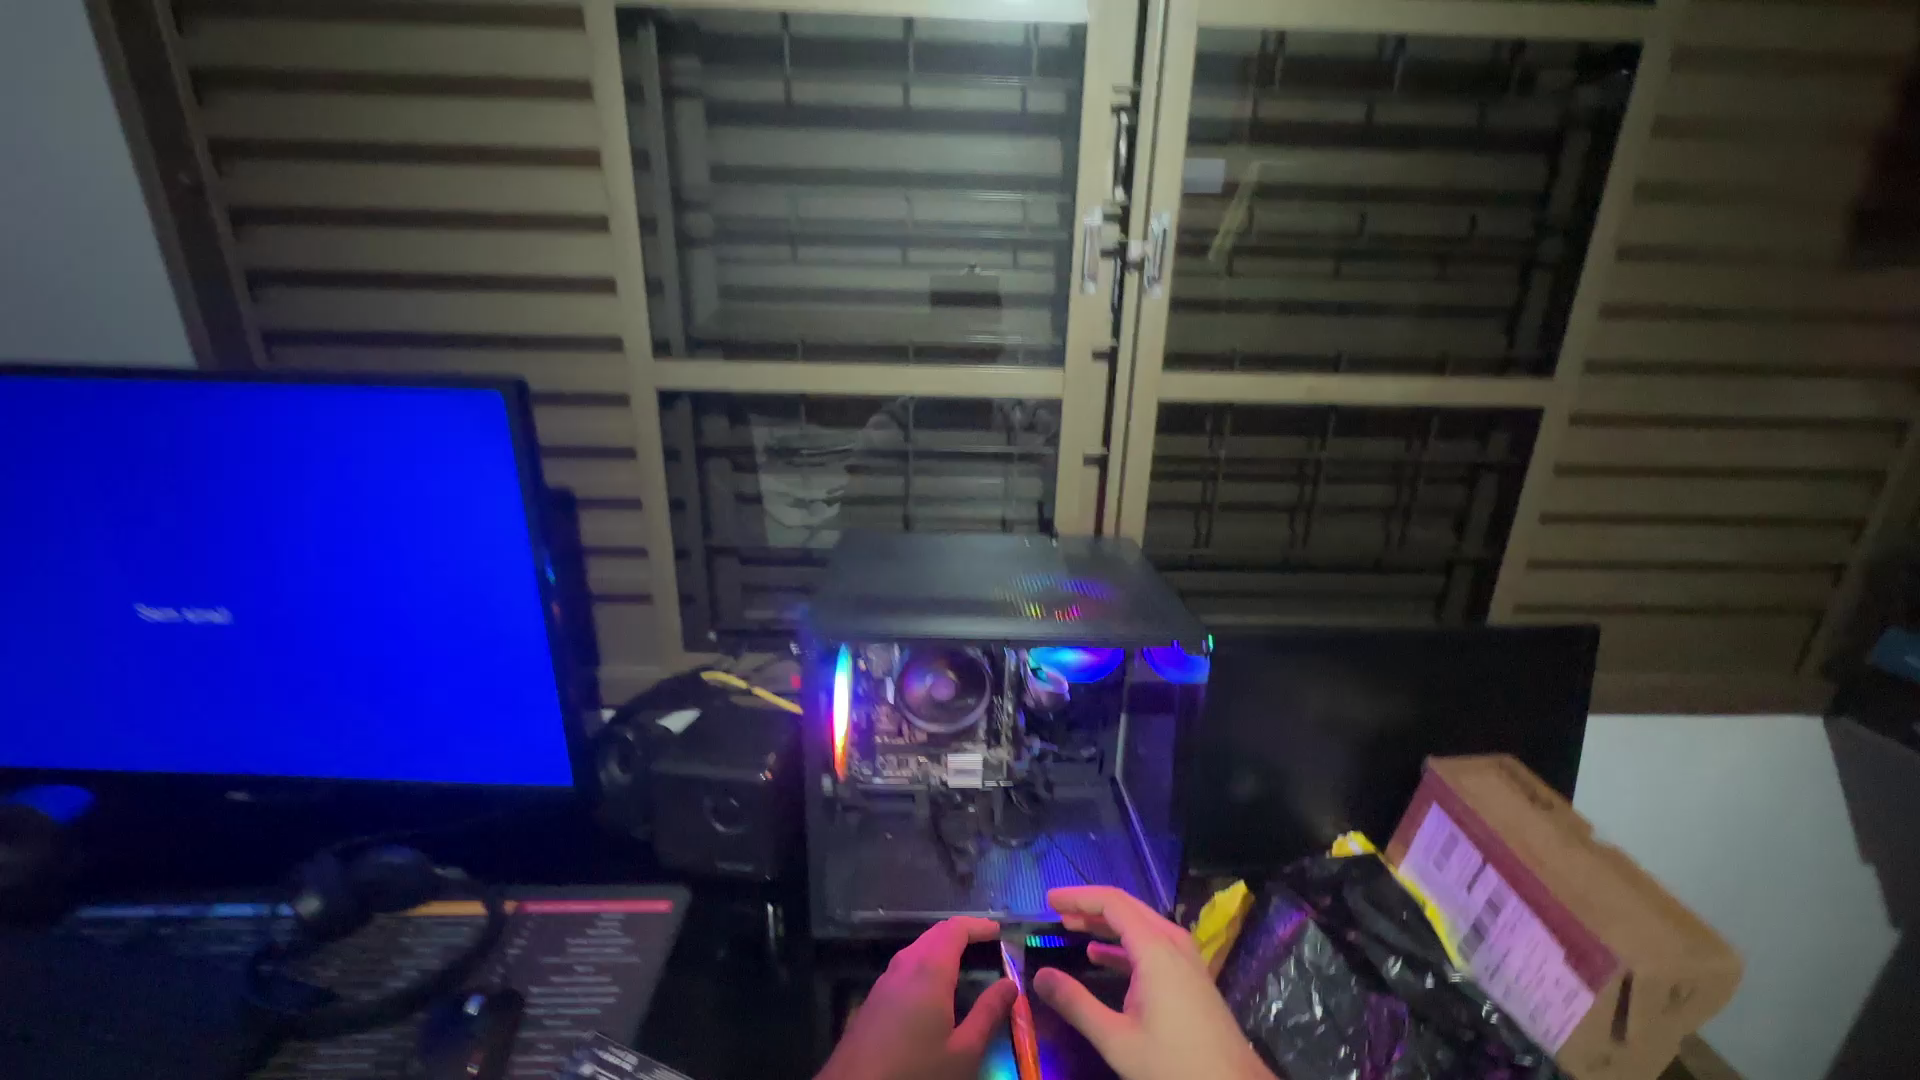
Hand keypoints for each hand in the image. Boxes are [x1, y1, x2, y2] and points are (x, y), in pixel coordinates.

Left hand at [816, 916, 1017, 1079]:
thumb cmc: (915, 1073)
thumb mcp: (963, 1053)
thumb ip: (988, 1014)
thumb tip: (1010, 984)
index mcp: (929, 970)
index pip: (955, 929)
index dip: (978, 926)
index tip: (998, 931)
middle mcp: (904, 966)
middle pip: (935, 934)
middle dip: (961, 933)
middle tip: (986, 944)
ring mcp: (884, 981)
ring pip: (917, 949)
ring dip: (941, 947)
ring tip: (964, 962)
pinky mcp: (873, 1000)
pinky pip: (904, 967)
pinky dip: (925, 964)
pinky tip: (932, 989)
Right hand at [1034, 886, 1274, 1079]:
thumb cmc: (1174, 1065)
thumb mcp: (1117, 1040)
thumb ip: (1076, 1004)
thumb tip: (1040, 976)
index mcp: (1155, 949)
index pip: (1112, 903)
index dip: (1079, 897)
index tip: (1050, 899)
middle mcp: (1173, 943)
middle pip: (1126, 907)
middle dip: (1090, 906)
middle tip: (1057, 911)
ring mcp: (1186, 958)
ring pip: (1140, 924)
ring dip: (1106, 924)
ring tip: (1072, 928)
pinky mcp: (1190, 975)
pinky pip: (1152, 943)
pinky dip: (1124, 942)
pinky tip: (1102, 956)